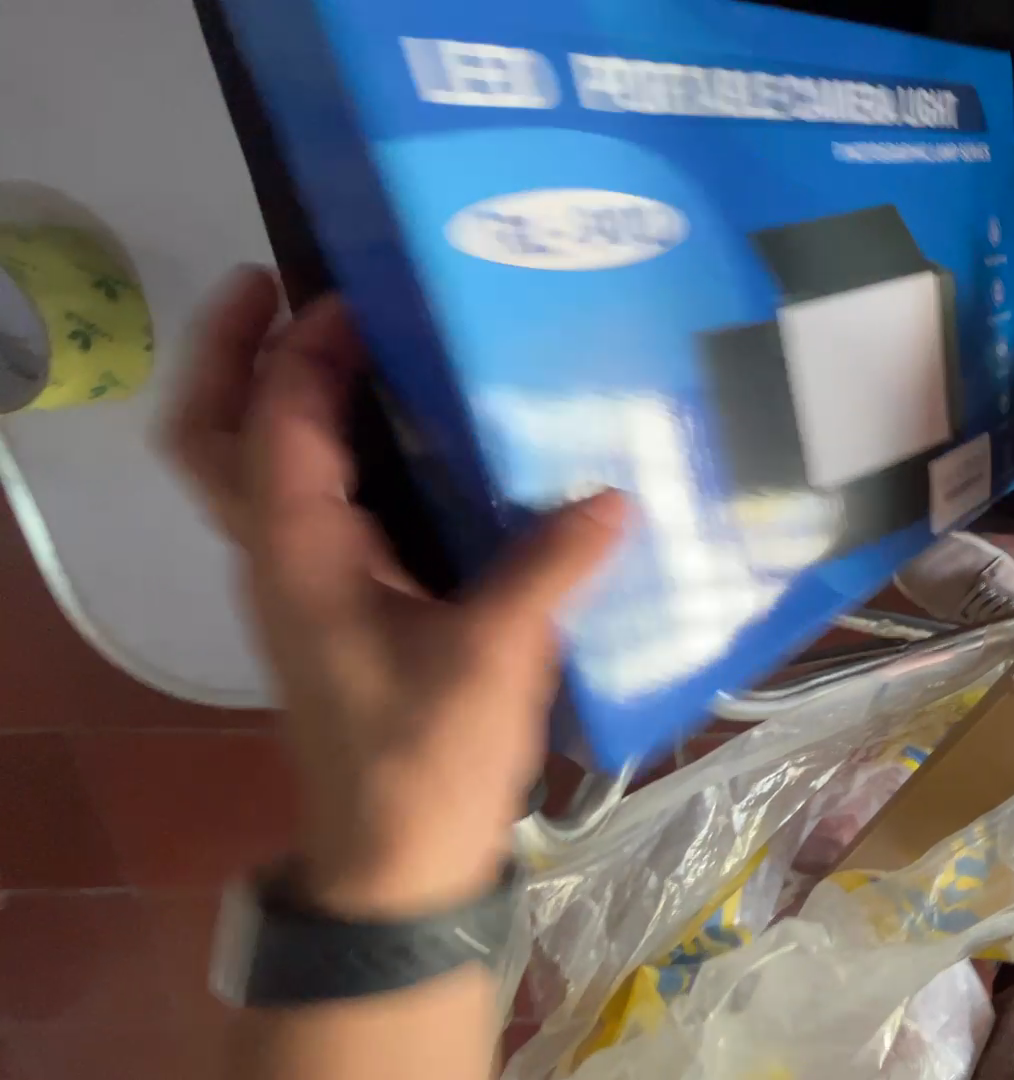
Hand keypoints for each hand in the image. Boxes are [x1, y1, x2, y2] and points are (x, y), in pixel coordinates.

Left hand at [163, 267, 626, 917]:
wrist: (400, 850)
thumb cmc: (428, 751)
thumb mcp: (495, 655)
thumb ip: (548, 568)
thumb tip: (616, 496)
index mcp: (303, 557)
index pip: (275, 427)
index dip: (302, 354)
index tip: (357, 299)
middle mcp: (289, 559)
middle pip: (220, 439)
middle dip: (236, 358)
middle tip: (287, 294)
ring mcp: (316, 586)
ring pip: (266, 473)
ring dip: (289, 403)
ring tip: (361, 355)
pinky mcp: (355, 607)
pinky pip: (330, 510)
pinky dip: (347, 459)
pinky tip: (422, 455)